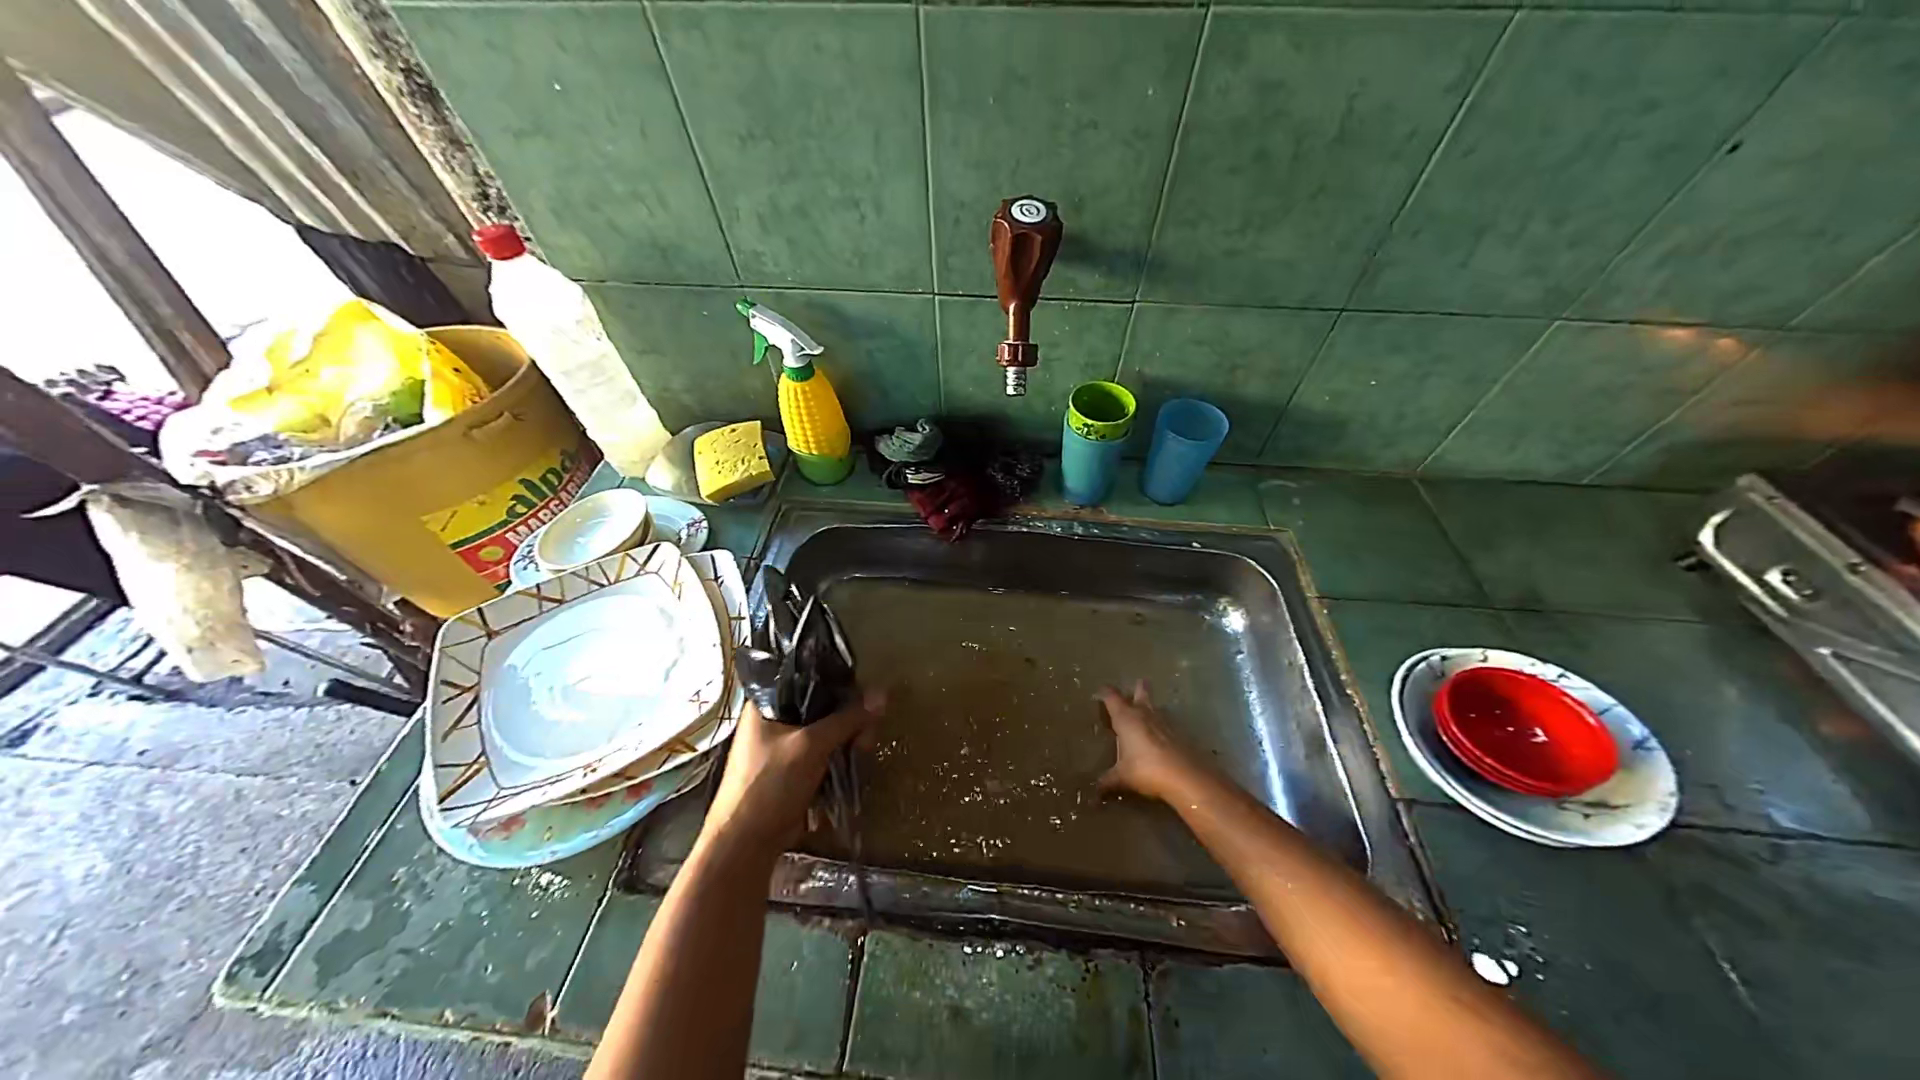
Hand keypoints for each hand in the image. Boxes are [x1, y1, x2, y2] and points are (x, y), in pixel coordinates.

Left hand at [700, 689, 884, 860]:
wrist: (746, 843)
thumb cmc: (769, 785)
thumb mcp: (811, 746)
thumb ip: (847, 719)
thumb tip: (882, 695)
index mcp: (765, 703)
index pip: (807, 677)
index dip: (838, 683)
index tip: (863, 696)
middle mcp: (773, 719)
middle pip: (822, 706)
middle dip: (849, 719)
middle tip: (865, 735)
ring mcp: (783, 746)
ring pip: (826, 731)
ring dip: (847, 739)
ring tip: (862, 751)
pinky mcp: (793, 770)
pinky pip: (823, 753)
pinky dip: (839, 756)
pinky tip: (854, 761)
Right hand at [1096, 680, 1205, 803]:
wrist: (1185, 777)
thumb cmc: (1146, 769)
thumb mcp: (1121, 777)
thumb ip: (1106, 782)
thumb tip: (1091, 796)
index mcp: (1126, 717)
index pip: (1112, 697)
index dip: (1104, 693)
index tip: (1098, 693)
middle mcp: (1145, 714)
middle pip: (1140, 692)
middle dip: (1137, 688)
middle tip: (1135, 687)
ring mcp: (1164, 722)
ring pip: (1155, 708)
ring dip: (1149, 708)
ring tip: (1144, 713)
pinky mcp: (1178, 734)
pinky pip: (1166, 725)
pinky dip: (1160, 727)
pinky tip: (1158, 737)